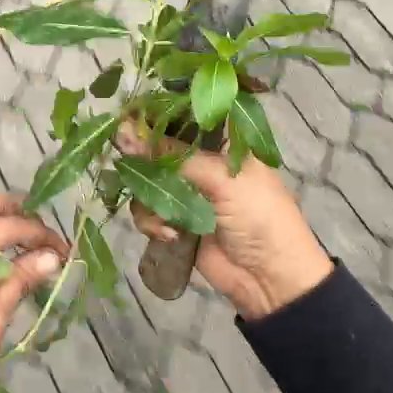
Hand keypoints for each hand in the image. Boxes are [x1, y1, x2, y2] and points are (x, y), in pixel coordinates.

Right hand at [119, 124, 333, 319]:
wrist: (269, 279)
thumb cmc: (259, 216)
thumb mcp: (220, 179)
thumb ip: (171, 155)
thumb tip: (123, 130)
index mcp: (221, 143)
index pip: (183, 115)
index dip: (155, 113)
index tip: (128, 114)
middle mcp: (201, 163)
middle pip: (157, 148)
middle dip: (142, 157)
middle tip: (128, 160)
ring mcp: (186, 192)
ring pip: (145, 182)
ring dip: (149, 198)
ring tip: (163, 215)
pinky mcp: (175, 221)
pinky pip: (147, 212)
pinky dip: (153, 223)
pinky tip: (171, 235)